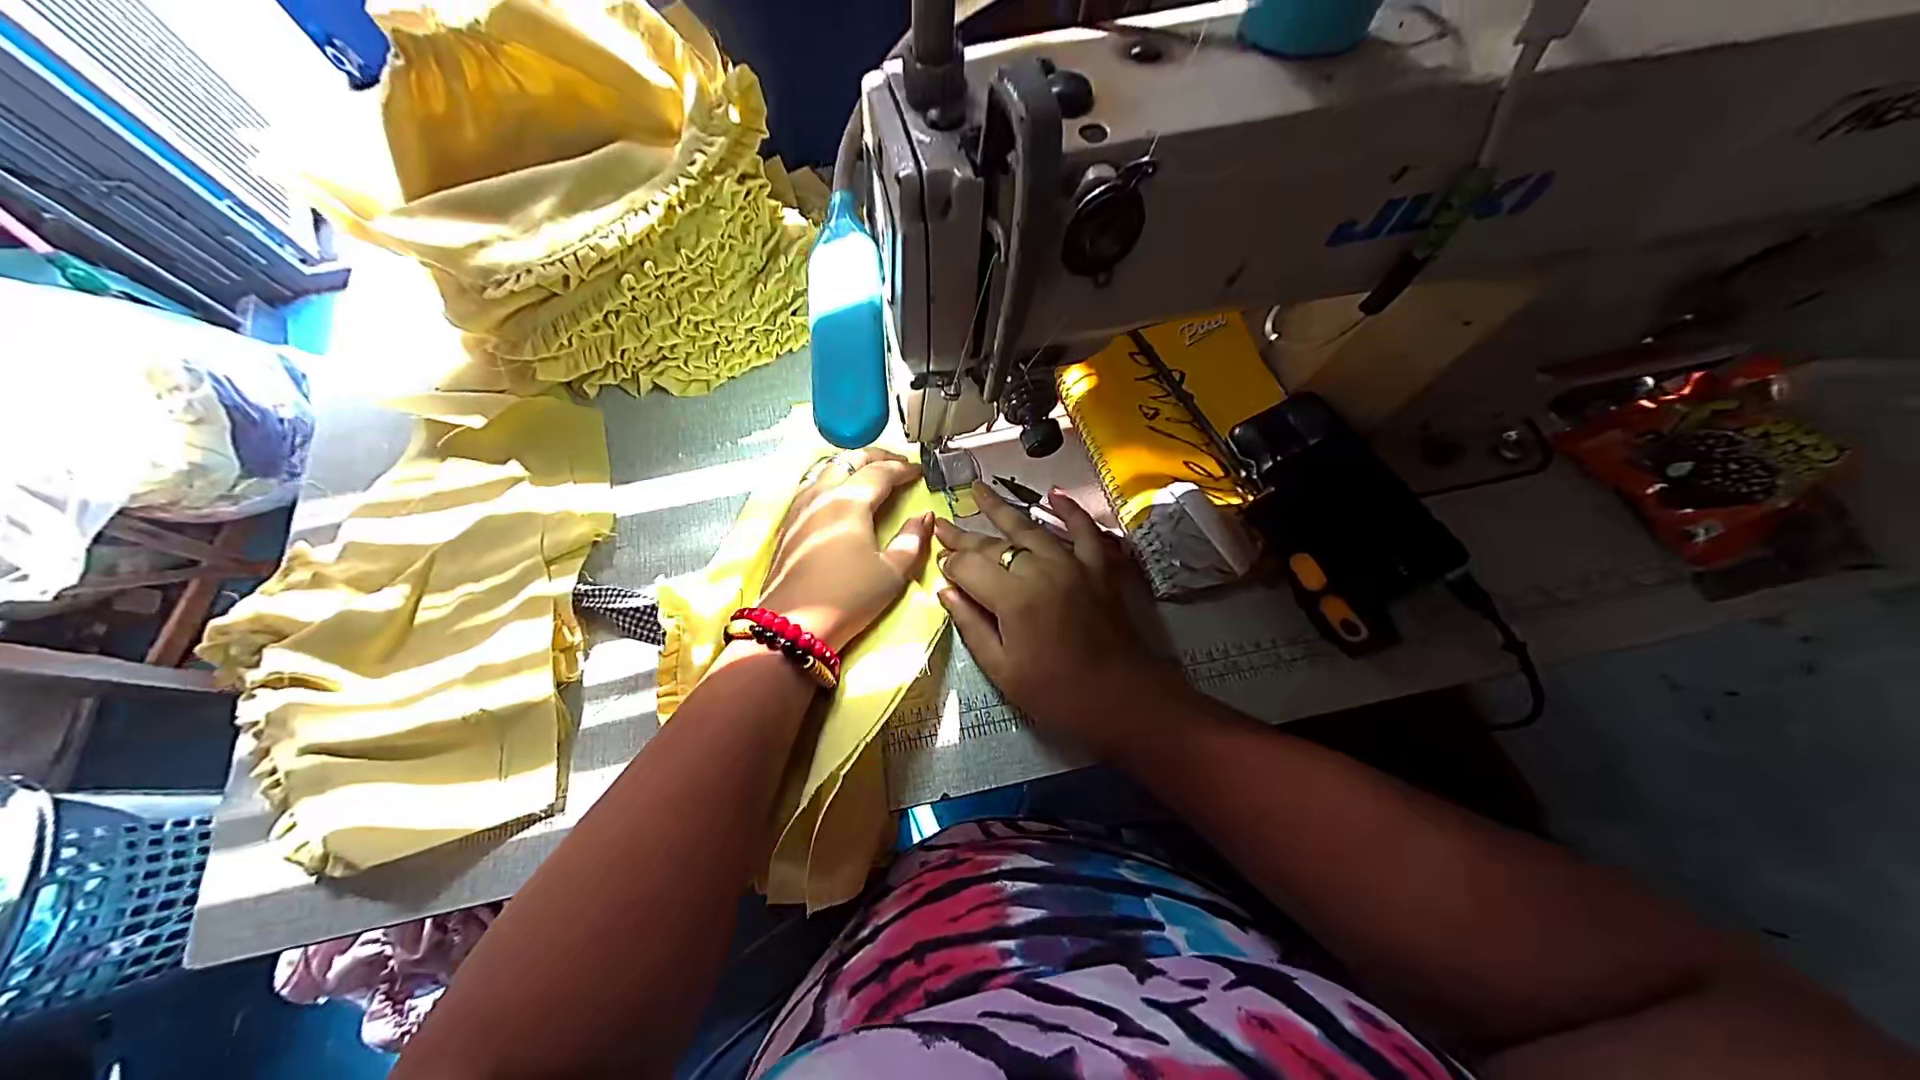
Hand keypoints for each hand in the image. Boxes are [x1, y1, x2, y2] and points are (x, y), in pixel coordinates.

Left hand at [757, 448, 934, 651]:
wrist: (793, 626)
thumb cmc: (848, 598)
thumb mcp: (891, 573)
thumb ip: (912, 541)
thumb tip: (924, 519)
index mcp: (850, 502)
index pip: (880, 472)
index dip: (902, 469)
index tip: (918, 472)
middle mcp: (822, 496)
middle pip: (849, 461)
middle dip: (875, 457)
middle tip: (895, 462)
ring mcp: (800, 509)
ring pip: (826, 471)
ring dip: (850, 465)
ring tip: (866, 472)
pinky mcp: (788, 526)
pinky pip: (811, 487)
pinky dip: (831, 480)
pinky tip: (836, 495)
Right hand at [934, 485, 1183, 756]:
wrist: (1122, 698)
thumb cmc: (1057, 693)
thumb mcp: (1003, 670)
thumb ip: (971, 626)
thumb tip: (945, 592)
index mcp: (1013, 597)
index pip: (969, 567)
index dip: (950, 565)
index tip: (938, 566)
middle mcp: (1041, 569)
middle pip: (994, 546)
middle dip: (965, 537)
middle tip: (942, 525)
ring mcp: (1072, 564)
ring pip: (1031, 529)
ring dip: (1003, 510)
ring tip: (980, 491)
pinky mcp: (1098, 568)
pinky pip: (1083, 530)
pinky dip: (1069, 510)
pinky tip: (1054, 494)